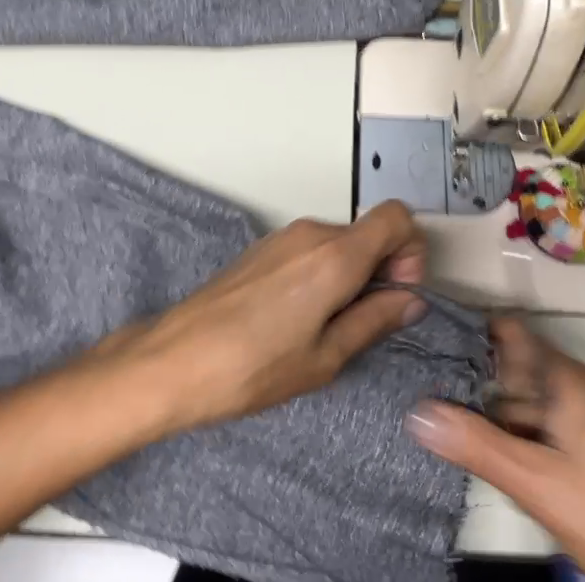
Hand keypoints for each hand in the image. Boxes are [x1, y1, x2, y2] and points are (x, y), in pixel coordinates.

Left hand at [104, 201, 427, 431]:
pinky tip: (299, 319)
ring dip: (351, 275)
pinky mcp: (262, 250)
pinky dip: (323, 275)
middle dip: (382, 270)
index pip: (397, 218)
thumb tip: (409, 301)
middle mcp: (311, 233)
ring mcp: (283, 238)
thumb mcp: (326, 357)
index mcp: (335, 255)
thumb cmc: (251, 367)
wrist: (173, 362)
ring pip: (340, 242)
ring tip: (327, 328)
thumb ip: (375, 320)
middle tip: (365, 322)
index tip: (399, 293)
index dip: (411, 252)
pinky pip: (312, 250)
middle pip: (369, 232)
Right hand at [407, 320, 584, 581]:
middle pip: (507, 367)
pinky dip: (499, 433)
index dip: (468, 331)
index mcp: (566, 380)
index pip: (509, 331)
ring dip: (480, 409)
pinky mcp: (573, 448)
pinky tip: (468, 448)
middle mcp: (571, 389)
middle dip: (466, 376)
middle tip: (417, 383)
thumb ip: (475, 443)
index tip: (425, 338)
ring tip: (430, 413)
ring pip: (514, 400)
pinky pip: (526, 426)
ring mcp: (574, 419)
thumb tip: (419, 411)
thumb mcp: (533, 479)